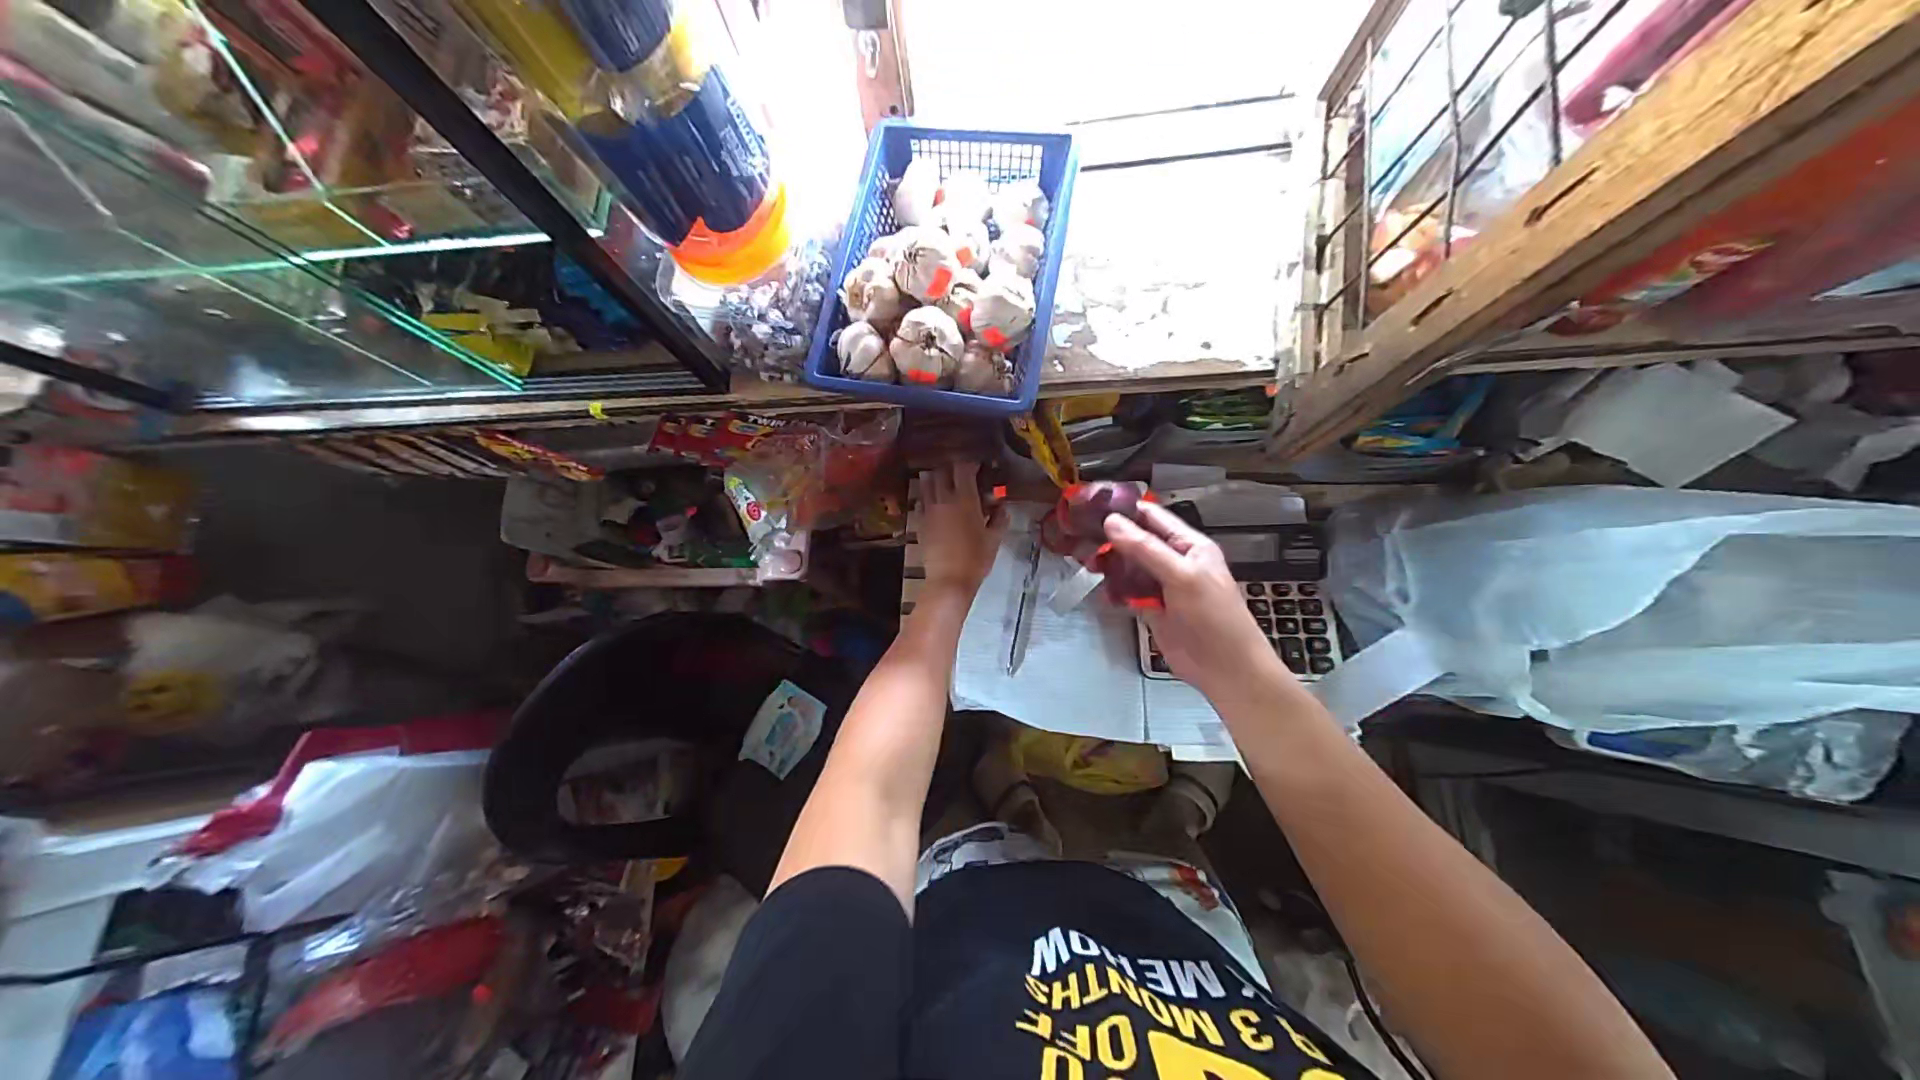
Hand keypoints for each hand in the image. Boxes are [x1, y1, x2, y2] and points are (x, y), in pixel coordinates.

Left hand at [918, 462, 1003, 598]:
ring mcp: (929, 510)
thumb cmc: (976, 559)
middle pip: (941, 471)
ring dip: (936, 480)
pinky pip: (921, 502)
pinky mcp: (920, 522)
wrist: (949, 579)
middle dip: (951, 469)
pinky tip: (936, 505)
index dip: (970, 464)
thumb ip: (999, 519)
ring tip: (945, 486)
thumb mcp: (994, 539)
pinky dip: (928, 498)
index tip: (977, 468)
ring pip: (927, 484)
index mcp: (965, 499)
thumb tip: (1002, 508)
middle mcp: (944, 499)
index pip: (963, 469)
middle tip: (961, 476)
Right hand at [1103, 502, 1288, 694]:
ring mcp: (1162, 586)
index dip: (1125, 511)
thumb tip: (1112, 522)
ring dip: (1110, 565)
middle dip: (1111, 540)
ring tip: (1087, 564)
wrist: (1226, 669)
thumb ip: (1146, 548)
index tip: (1093, 508)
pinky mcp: (1152, 609)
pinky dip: (1115, 591)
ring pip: (1129, 567)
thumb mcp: (1182, 576)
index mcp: (1190, 546)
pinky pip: (1128, 592)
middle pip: (1136, 542)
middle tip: (1082, 540)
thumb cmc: (1214, 618)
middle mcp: (1174, 561)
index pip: (1153, 518)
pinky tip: (1103, 591)